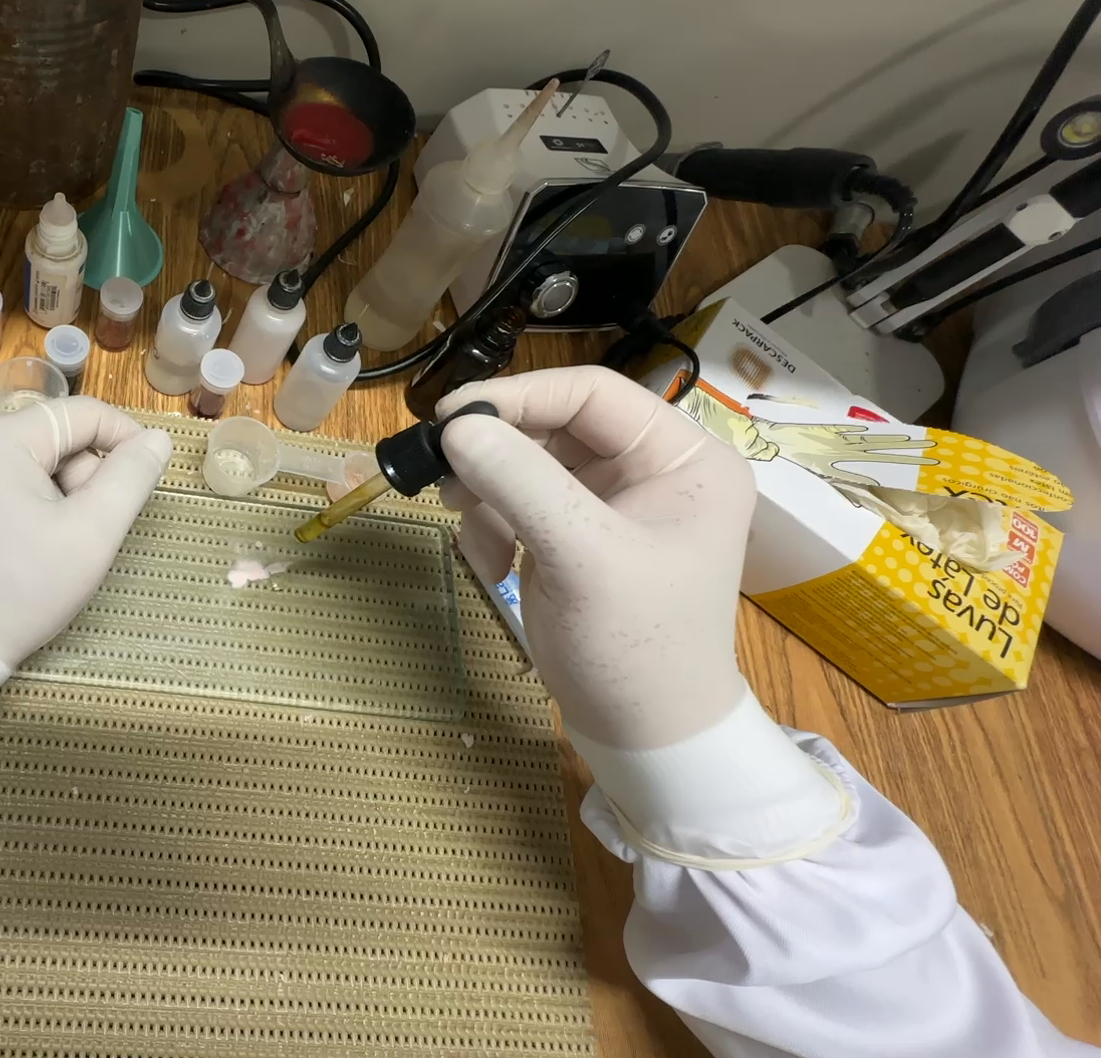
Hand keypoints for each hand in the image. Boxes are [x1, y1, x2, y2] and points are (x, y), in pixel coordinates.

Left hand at [0, 396, 172, 665]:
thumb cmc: (23, 589)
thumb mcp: (91, 534)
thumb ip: (131, 478)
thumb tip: (157, 439)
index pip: (82, 414)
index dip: (126, 439)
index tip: (146, 477)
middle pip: (56, 434)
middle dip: (85, 474)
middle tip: (84, 529)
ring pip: (34, 453)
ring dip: (61, 486)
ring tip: (55, 537)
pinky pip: (6, 469)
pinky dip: (31, 491)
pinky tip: (31, 532)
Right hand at [437, 367, 755, 749]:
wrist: (638, 729)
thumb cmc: (634, 643)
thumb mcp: (582, 556)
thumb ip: (520, 483)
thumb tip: (453, 427)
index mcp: (679, 458)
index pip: (589, 394)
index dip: (516, 396)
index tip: (447, 417)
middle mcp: (642, 470)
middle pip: (548, 429)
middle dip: (493, 457)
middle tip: (443, 478)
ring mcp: (601, 505)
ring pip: (519, 467)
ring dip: (485, 499)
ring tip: (478, 538)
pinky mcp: (566, 534)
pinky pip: (510, 505)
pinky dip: (488, 530)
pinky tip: (492, 566)